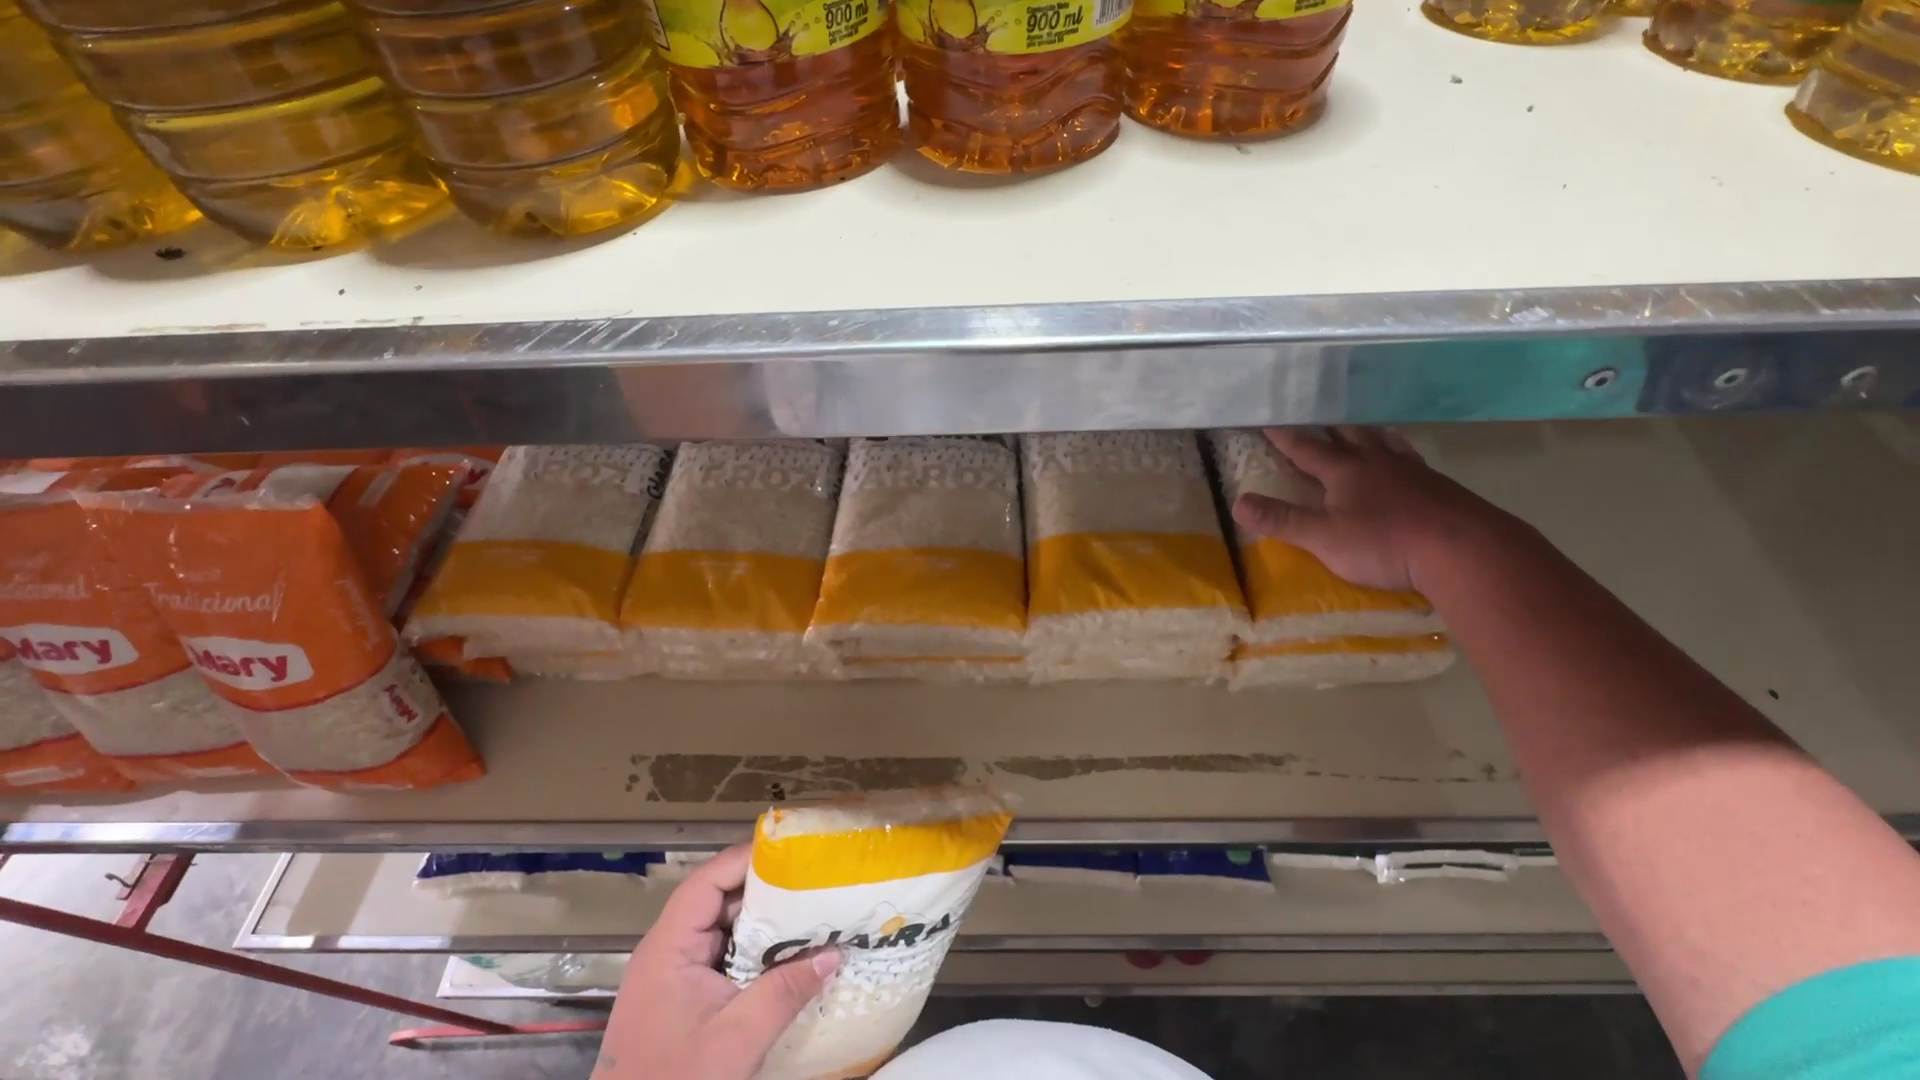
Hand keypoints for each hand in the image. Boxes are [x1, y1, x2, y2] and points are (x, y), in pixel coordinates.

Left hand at [596, 844, 838, 1078]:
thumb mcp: (737, 1038)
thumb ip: (785, 991)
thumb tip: (834, 953)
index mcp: (668, 946)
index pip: (707, 881)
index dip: (747, 860)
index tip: (794, 852)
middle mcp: (667, 950)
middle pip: (718, 900)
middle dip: (766, 890)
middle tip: (815, 881)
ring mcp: (674, 974)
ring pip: (723, 930)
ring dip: (763, 924)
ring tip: (812, 913)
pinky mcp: (683, 997)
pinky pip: (723, 958)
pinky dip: (754, 952)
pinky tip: (789, 956)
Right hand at [1229, 426, 1510, 593]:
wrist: (1462, 549)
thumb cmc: (1385, 543)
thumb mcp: (1324, 538)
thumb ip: (1282, 520)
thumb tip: (1236, 503)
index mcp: (1345, 472)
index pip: (1307, 449)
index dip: (1286, 437)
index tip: (1269, 420)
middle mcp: (1378, 463)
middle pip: (1350, 437)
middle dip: (1330, 428)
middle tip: (1319, 417)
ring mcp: (1414, 473)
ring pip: (1386, 444)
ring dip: (1369, 435)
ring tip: (1365, 430)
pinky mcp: (1441, 488)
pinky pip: (1414, 461)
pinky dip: (1402, 454)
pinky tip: (1408, 463)